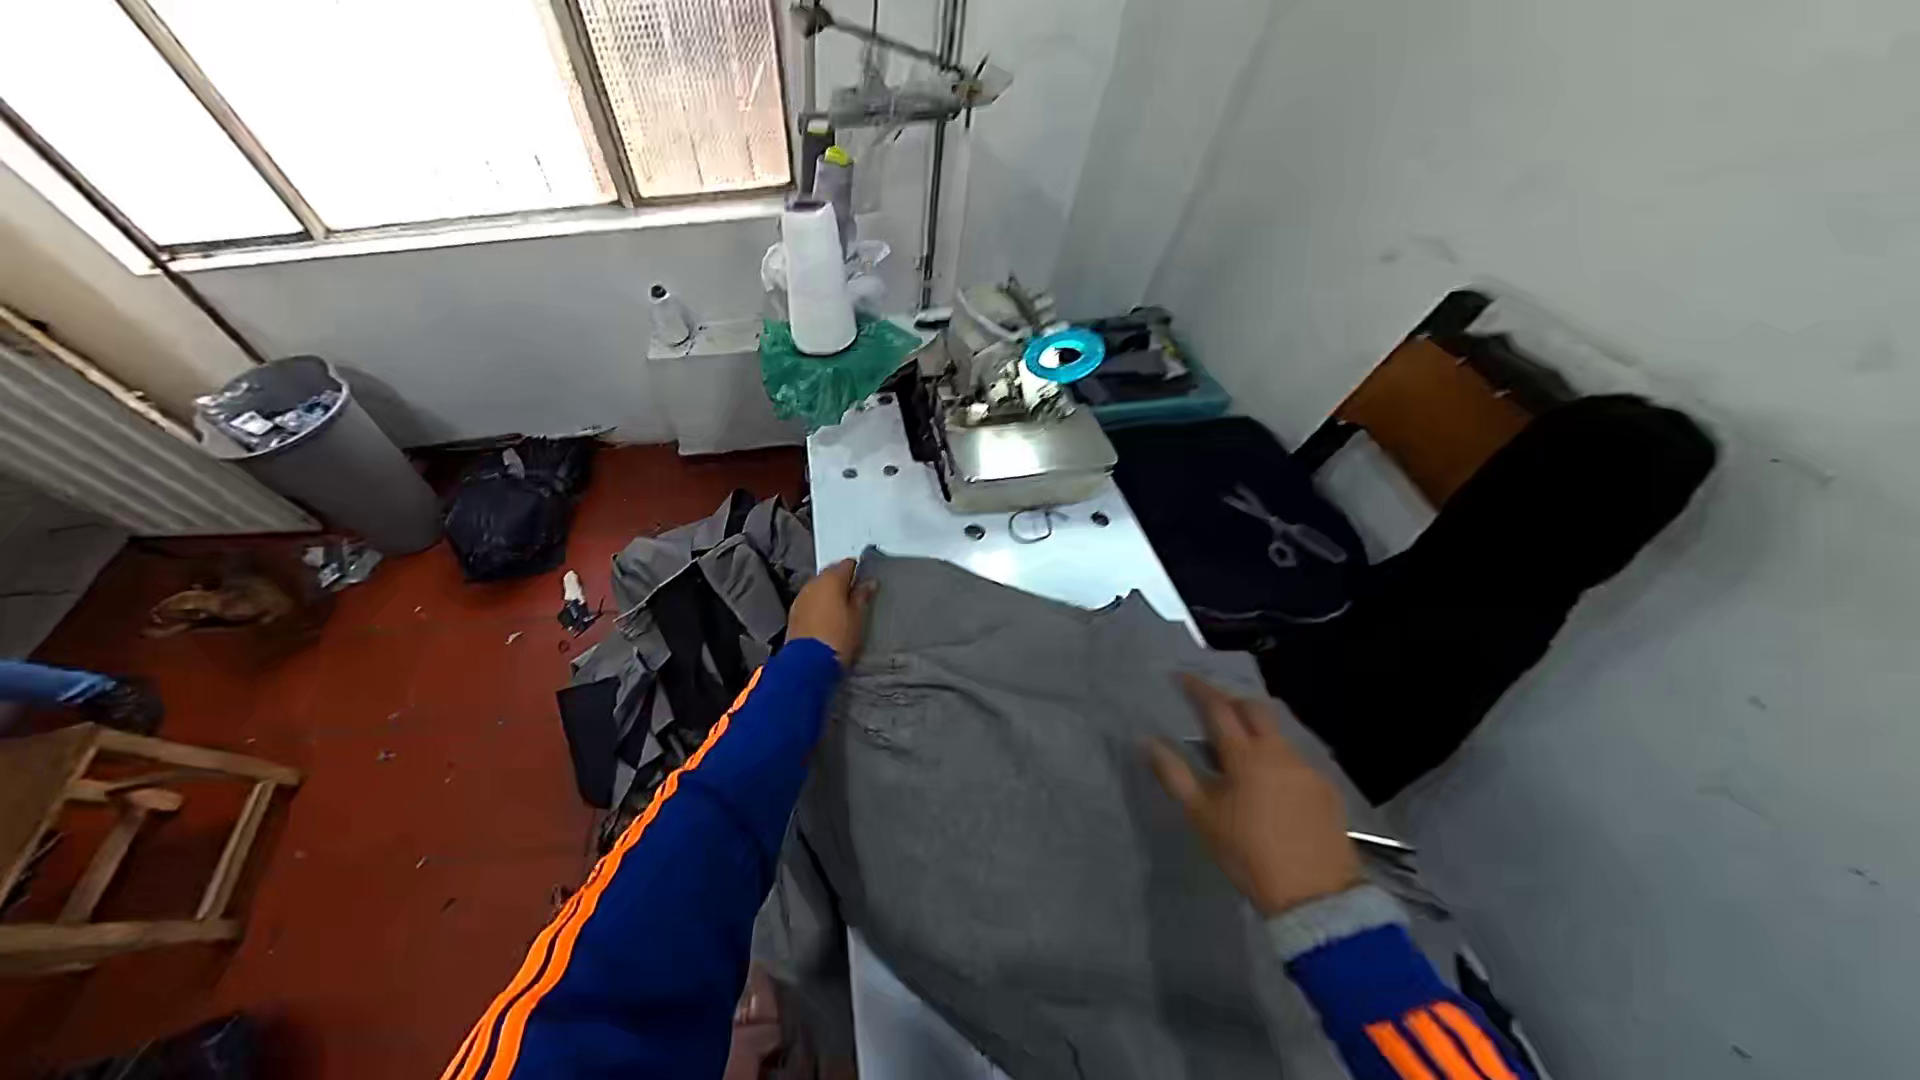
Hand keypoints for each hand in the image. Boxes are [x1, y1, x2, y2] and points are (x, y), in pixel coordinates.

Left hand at [788, 559, 876, 663]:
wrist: (808, 663)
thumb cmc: (839, 637)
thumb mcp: (858, 617)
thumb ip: (862, 596)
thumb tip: (869, 582)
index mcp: (832, 579)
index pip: (847, 564)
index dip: (857, 570)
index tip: (865, 582)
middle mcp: (814, 582)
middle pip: (830, 573)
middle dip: (841, 580)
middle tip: (854, 594)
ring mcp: (801, 596)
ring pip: (818, 586)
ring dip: (828, 592)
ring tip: (841, 607)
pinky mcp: (794, 611)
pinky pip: (810, 599)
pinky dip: (818, 602)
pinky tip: (826, 616)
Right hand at [1148, 675, 1362, 915]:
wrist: (1315, 896)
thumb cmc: (1247, 853)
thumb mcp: (1202, 815)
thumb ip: (1174, 774)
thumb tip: (1148, 741)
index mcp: (1245, 755)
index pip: (1219, 708)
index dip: (1199, 689)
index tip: (1182, 677)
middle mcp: (1279, 752)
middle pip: (1254, 709)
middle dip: (1231, 700)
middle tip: (1210, 706)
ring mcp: (1307, 769)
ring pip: (1277, 732)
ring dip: (1254, 727)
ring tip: (1237, 745)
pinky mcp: (1325, 789)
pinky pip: (1294, 756)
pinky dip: (1274, 754)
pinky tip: (1268, 778)